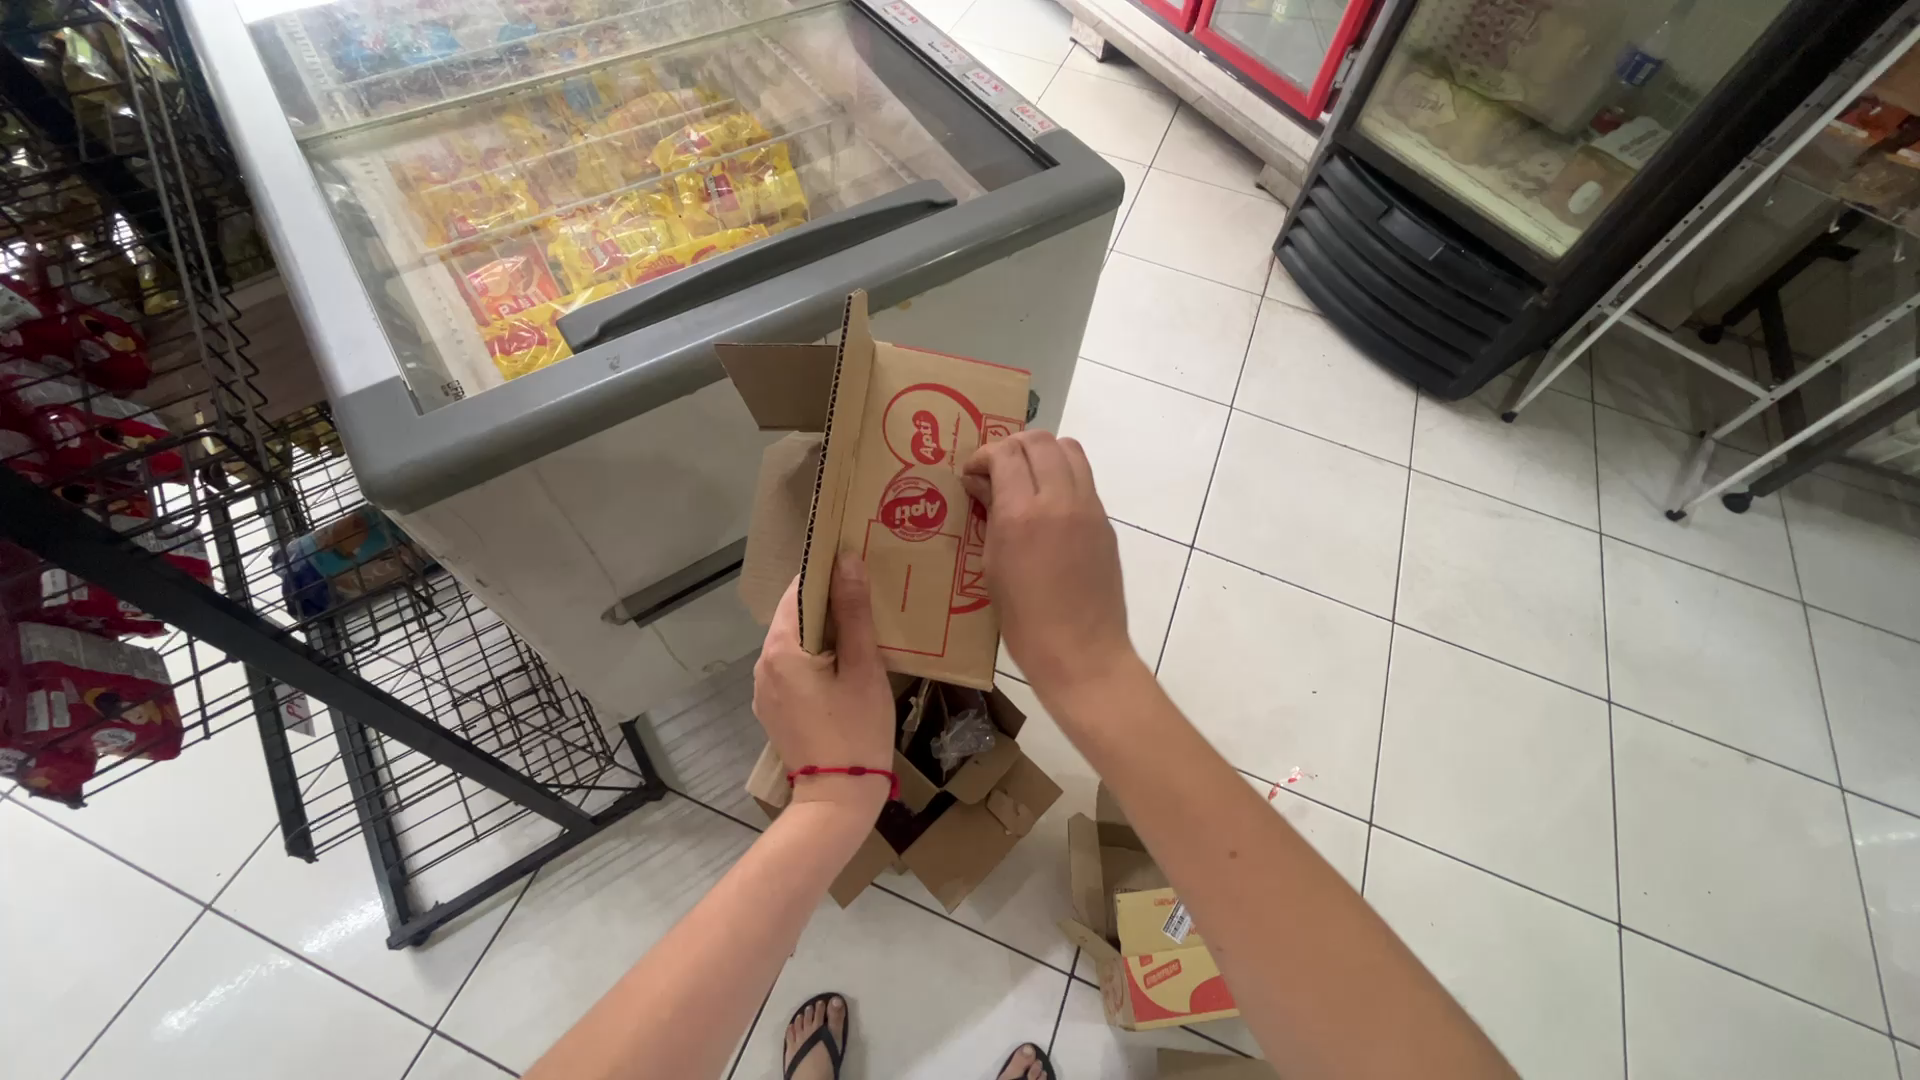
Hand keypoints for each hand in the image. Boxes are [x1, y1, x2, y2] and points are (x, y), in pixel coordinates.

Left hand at [752, 555, 895, 811]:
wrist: (837, 800)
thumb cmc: (856, 730)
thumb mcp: (863, 667)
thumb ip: (853, 611)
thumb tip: (847, 559)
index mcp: (781, 649)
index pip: (798, 591)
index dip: (826, 573)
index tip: (857, 564)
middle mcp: (763, 665)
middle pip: (796, 617)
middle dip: (829, 603)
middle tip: (868, 595)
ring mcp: (765, 690)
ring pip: (795, 643)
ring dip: (824, 632)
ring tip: (862, 628)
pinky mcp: (774, 709)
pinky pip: (794, 668)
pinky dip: (816, 658)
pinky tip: (846, 665)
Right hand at [961, 430, 1132, 695]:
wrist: (1081, 652)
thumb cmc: (1024, 621)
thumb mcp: (992, 568)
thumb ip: (990, 517)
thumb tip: (982, 485)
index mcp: (1022, 514)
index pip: (1005, 453)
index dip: (983, 456)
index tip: (972, 474)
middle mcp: (1059, 500)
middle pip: (1039, 440)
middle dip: (1012, 446)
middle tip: (996, 470)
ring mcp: (1088, 508)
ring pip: (1069, 449)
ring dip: (1043, 453)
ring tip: (1025, 479)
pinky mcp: (1105, 522)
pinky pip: (1083, 478)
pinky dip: (1062, 476)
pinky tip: (1047, 505)